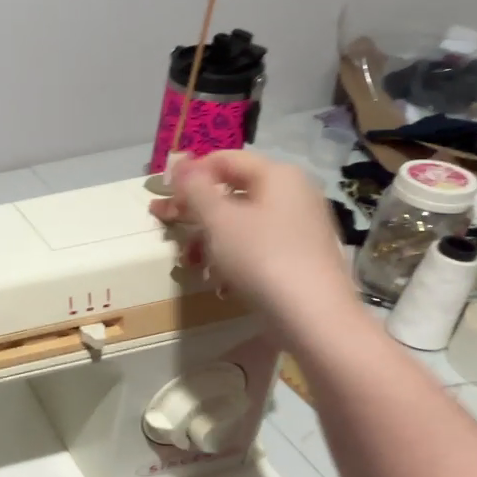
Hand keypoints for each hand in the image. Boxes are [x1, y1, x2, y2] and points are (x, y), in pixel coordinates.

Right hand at [148, 151, 358, 329]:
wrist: (314, 318)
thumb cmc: (261, 258)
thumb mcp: (219, 219)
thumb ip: (195, 187)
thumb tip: (180, 161)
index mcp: (277, 175)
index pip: (223, 159)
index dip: (189, 174)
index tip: (162, 196)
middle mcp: (293, 193)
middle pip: (232, 191)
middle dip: (194, 210)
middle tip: (162, 223)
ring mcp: (300, 226)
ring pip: (242, 222)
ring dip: (209, 238)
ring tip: (190, 263)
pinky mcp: (301, 257)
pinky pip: (257, 246)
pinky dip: (233, 257)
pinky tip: (219, 282)